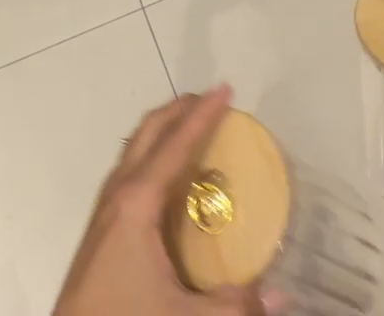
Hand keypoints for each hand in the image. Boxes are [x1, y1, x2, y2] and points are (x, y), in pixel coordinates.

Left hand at [53, 84, 262, 315]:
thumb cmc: (125, 315)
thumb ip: (235, 305)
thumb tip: (281, 296)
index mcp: (137, 202)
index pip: (175, 145)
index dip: (202, 115)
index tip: (225, 89)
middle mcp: (118, 192)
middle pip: (148, 132)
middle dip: (179, 109)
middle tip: (212, 99)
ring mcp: (105, 207)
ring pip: (135, 148)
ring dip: (164, 130)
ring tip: (195, 128)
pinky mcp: (102, 226)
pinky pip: (131, 170)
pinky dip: (153, 155)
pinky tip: (171, 178)